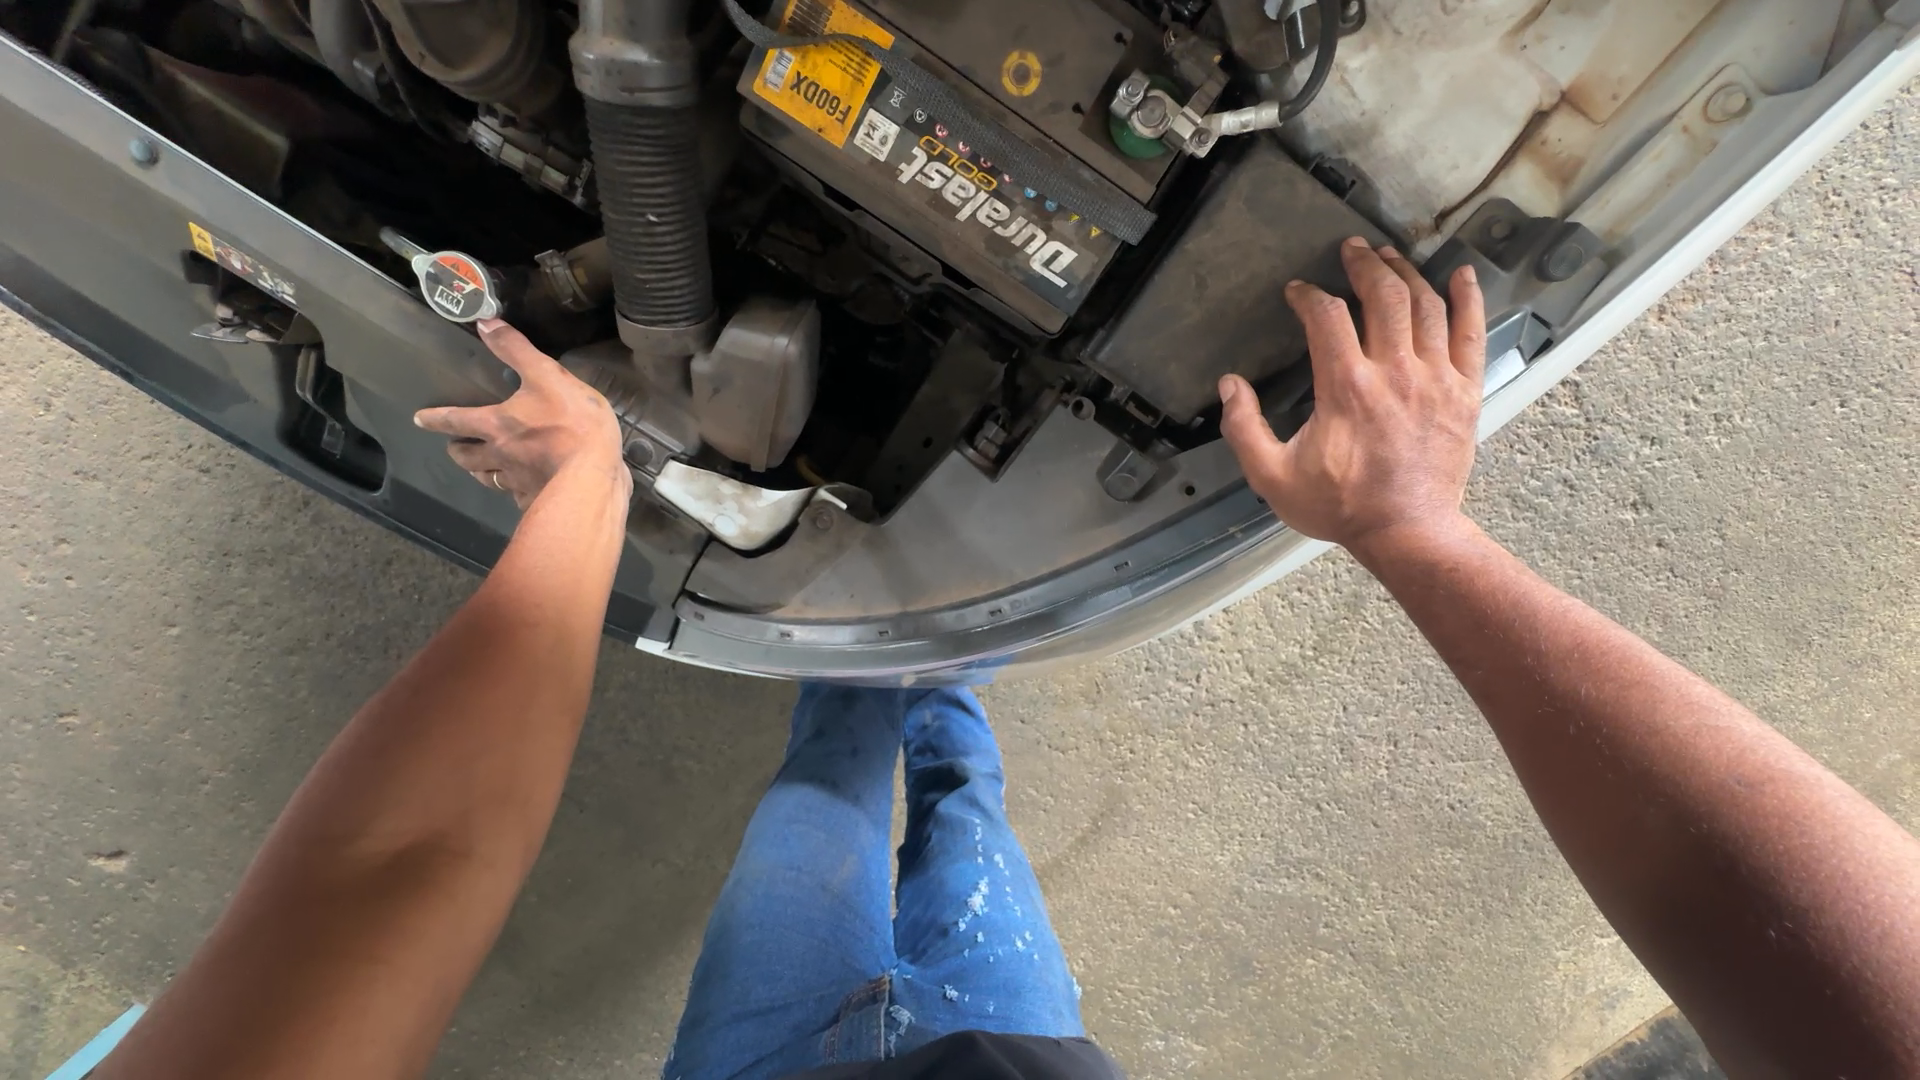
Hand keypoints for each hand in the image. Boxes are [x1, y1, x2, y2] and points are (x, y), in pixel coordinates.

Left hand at [413, 319, 631, 509]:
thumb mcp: (549, 377)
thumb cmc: (572, 424)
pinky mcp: (540, 498)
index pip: (456, 420)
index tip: (420, 420)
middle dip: (458, 451)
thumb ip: (517, 351)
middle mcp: (499, 455)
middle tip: (456, 447)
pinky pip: (522, 498)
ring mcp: (519, 482)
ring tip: (483, 471)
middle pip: (467, 457)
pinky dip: (519, 494)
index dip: (436, 419)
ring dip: (482, 474)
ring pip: (489, 479)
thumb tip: (485, 323)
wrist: (594, 476)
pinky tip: (526, 492)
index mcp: (496, 425)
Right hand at [1218, 237, 1486, 551]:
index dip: (1308, 296)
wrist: (1406, 532)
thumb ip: (1243, 428)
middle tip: (1351, 248)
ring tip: (1390, 256)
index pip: (1326, 318)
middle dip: (1364, 265)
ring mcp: (1435, 378)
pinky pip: (1472, 333)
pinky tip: (1461, 275)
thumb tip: (1230, 385)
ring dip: (1406, 273)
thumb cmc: (1336, 506)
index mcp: (1344, 387)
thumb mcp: (1270, 476)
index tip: (1296, 293)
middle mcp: (1393, 371)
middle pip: (1383, 296)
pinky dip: (1468, 299)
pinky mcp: (1464, 392)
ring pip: (1426, 306)